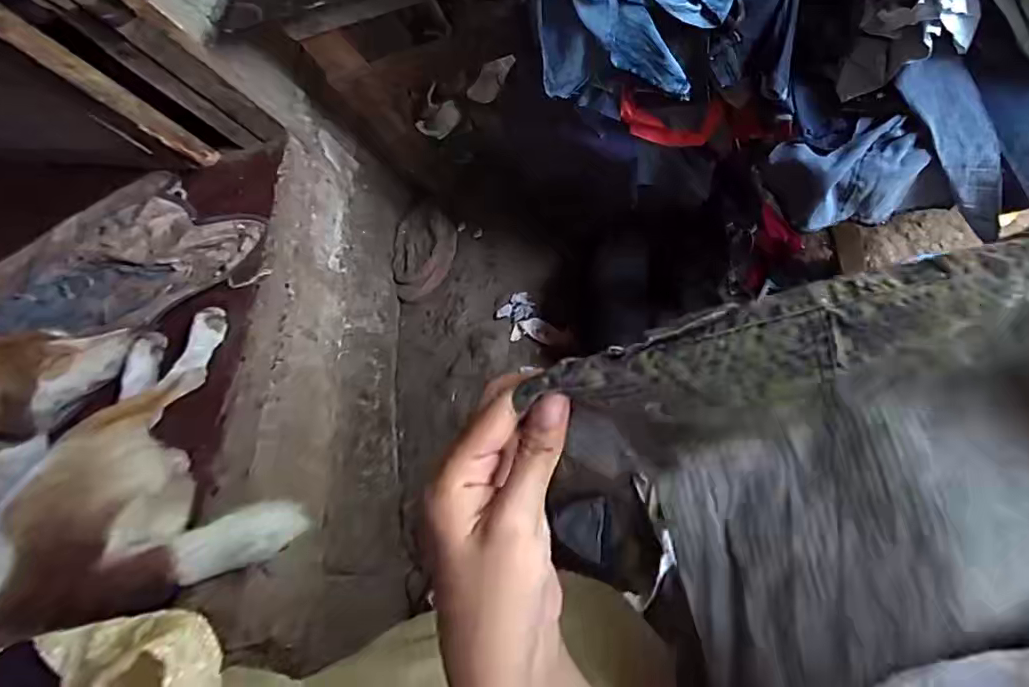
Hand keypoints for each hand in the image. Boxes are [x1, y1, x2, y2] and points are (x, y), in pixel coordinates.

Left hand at [425, 374, 585, 686]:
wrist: (507, 660)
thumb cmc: (502, 595)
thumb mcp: (519, 522)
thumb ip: (535, 456)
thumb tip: (556, 394)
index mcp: (449, 480)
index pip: (491, 414)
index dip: (530, 389)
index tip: (573, 371)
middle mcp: (459, 477)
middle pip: (495, 417)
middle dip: (533, 395)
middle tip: (579, 381)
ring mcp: (481, 490)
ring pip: (510, 433)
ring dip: (540, 415)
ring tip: (579, 394)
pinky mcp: (504, 502)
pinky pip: (520, 455)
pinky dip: (541, 439)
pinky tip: (566, 427)